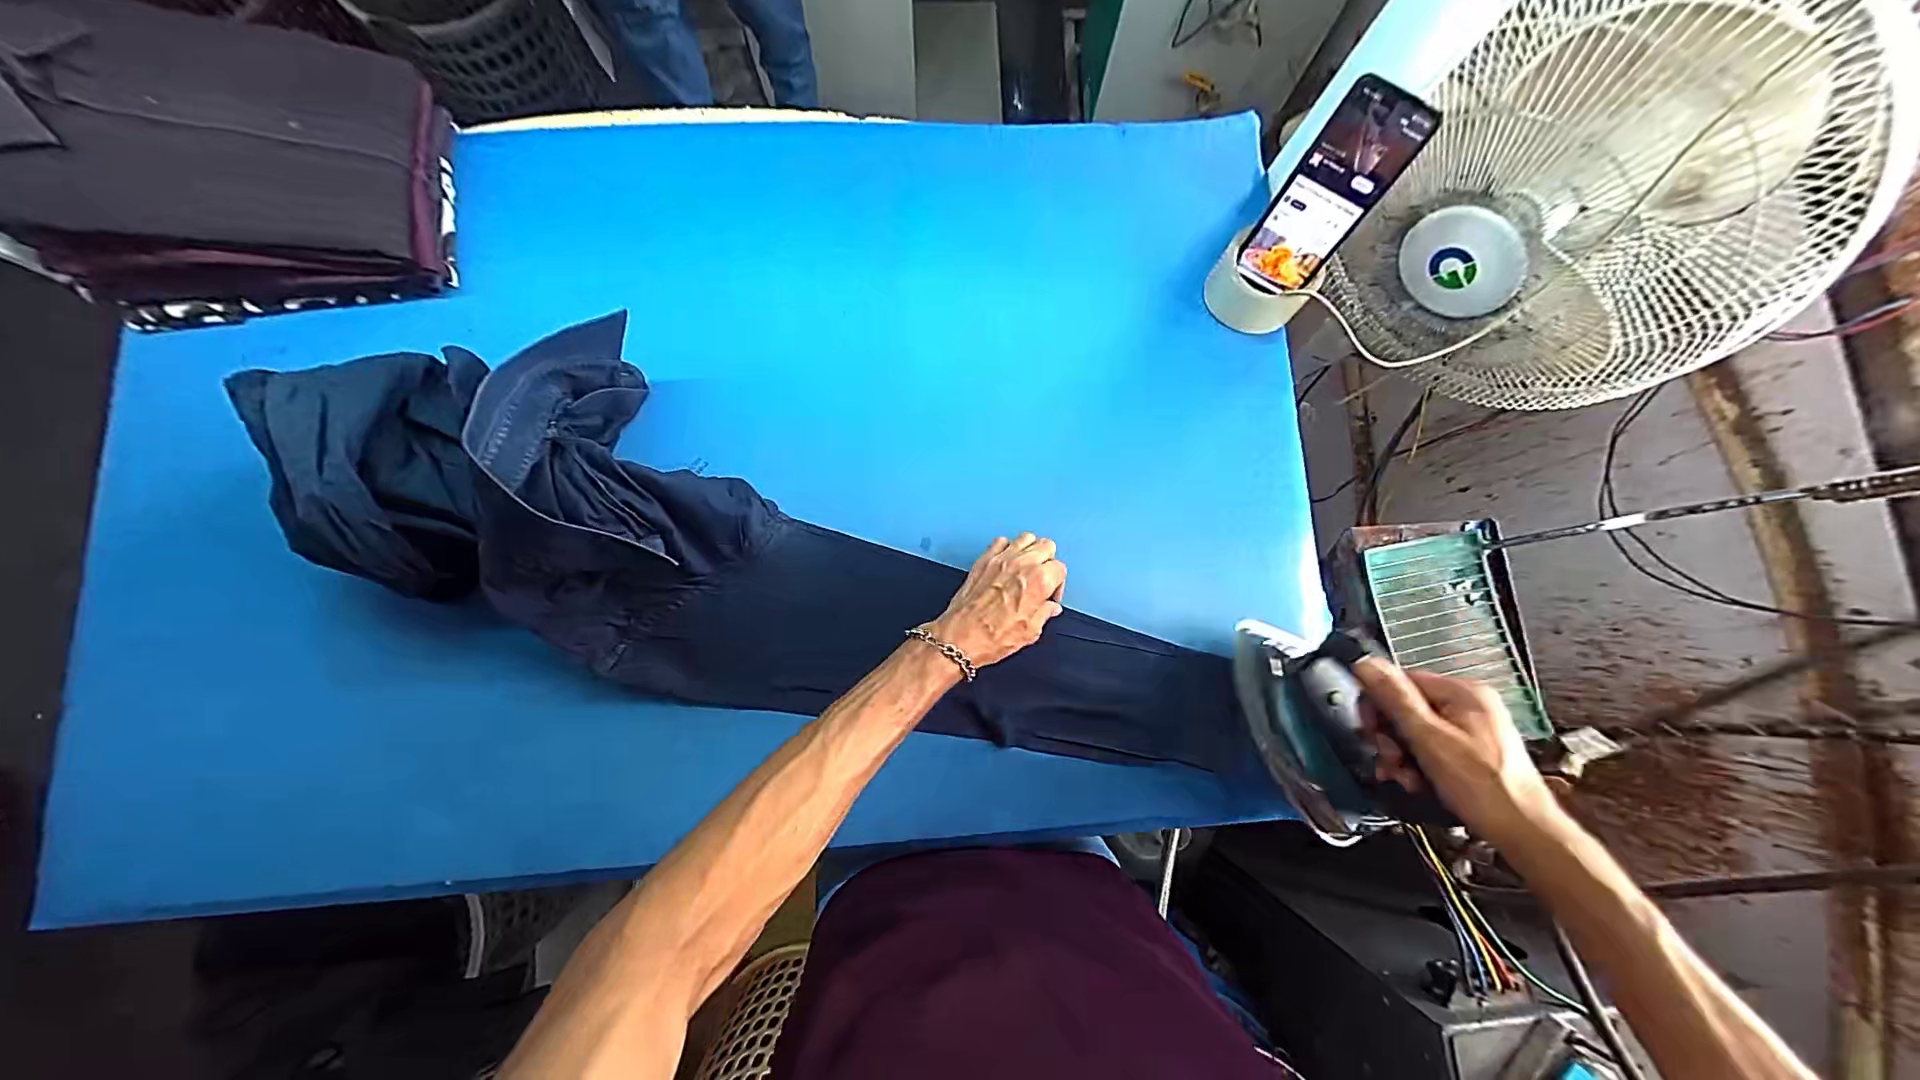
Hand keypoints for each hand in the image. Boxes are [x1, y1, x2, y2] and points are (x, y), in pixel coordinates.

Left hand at [927, 533, 1067, 667]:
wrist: (961, 636)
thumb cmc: (992, 636)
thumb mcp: (1030, 632)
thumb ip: (1044, 613)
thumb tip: (1049, 608)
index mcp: (1038, 580)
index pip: (1060, 568)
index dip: (1058, 584)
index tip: (1050, 596)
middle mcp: (1021, 564)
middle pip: (1046, 546)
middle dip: (1048, 562)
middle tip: (1043, 579)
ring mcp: (1001, 559)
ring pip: (1026, 538)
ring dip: (1030, 550)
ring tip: (1027, 568)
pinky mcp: (984, 559)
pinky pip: (1001, 541)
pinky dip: (1007, 548)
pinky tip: (1007, 563)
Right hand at [1351, 658, 1559, 845]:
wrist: (1525, 834)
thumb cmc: (1485, 789)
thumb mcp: (1429, 739)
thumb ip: (1395, 699)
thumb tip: (1366, 664)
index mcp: (1463, 693)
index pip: (1399, 681)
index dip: (1378, 706)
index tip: (1371, 730)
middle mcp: (1468, 705)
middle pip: (1405, 707)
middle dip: (1389, 735)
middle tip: (1389, 758)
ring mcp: (1470, 728)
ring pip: (1413, 730)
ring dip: (1400, 754)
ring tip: (1403, 776)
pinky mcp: (1469, 750)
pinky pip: (1428, 746)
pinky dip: (1415, 763)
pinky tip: (1415, 780)